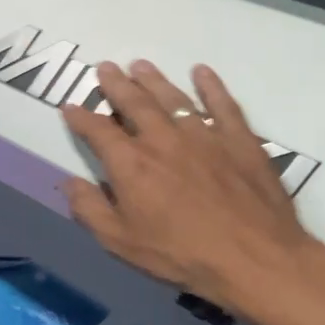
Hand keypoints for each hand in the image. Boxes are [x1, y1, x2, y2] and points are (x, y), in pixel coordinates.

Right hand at [59, 61, 324, 323]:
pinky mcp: (241, 141)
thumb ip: (89, 209)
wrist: (254, 259)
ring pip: (174, 99)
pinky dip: (211, 87)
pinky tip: (201, 72)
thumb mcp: (118, 241)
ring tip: (140, 65)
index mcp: (130, 165)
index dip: (80, 117)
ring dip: (154, 80)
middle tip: (105, 67)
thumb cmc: (179, 254)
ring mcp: (205, 137)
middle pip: (135, 104)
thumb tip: (69, 182)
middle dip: (116, 84)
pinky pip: (223, 105)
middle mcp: (163, 141)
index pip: (97, 131)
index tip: (69, 106)